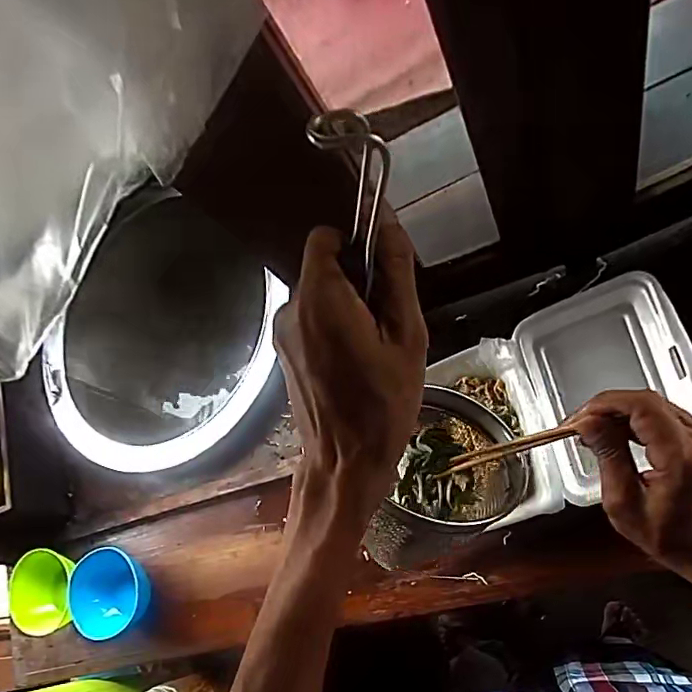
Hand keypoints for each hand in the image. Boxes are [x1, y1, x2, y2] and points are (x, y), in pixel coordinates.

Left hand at [274, 210, 427, 527]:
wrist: (345, 464)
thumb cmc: (382, 407)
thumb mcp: (407, 338)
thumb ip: (397, 275)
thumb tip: (389, 227)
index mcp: (321, 298)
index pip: (326, 236)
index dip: (357, 244)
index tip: (383, 271)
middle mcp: (292, 310)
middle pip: (324, 269)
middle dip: (357, 284)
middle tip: (388, 325)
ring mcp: (284, 335)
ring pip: (320, 299)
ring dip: (348, 311)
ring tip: (374, 351)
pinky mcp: (285, 355)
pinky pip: (312, 325)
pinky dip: (334, 332)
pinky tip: (356, 365)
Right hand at [575, 389, 691, 571]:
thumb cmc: (663, 534)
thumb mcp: (622, 501)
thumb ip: (608, 456)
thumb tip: (588, 423)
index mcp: (683, 458)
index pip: (644, 408)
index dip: (607, 405)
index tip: (581, 417)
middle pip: (649, 402)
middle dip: (609, 408)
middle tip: (580, 424)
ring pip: (656, 405)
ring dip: (621, 412)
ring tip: (594, 431)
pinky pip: (665, 415)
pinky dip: (636, 419)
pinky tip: (617, 432)